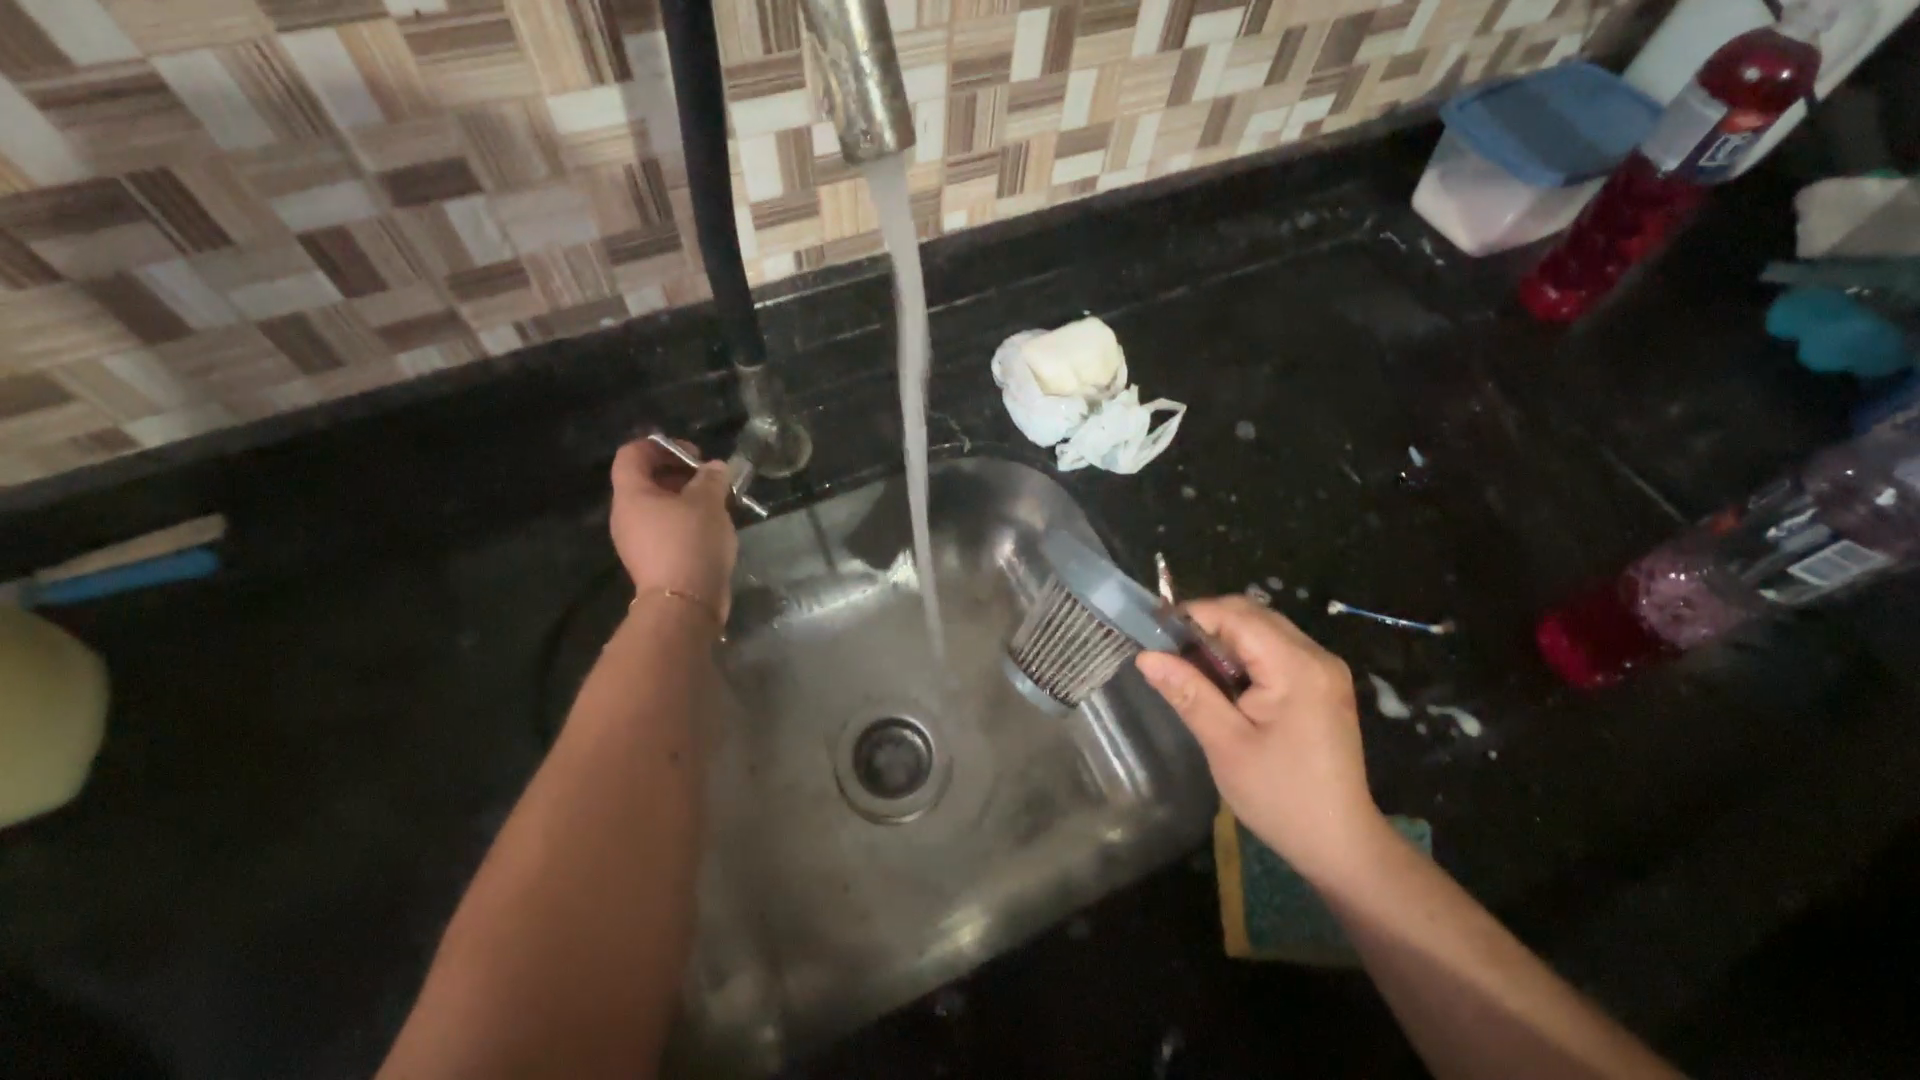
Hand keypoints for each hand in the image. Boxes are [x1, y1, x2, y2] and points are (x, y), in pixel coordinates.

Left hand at [609, 439, 738, 620]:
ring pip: (657, 507)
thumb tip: (714, 468)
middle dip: (678, 472)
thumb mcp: (708, 503)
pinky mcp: (651, 560)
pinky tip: (710, 529)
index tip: (692, 454)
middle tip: (709, 478)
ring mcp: (636, 541)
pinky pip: (664, 529)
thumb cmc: (690, 543)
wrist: (684, 604)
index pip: (632, 454)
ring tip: (715, 503)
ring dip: (684, 498)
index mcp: (631, 495)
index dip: (660, 445)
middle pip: (645, 480)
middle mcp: (626, 516)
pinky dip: (685, 521)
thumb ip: (711, 479)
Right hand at [1136, 596, 1380, 883]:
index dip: (1193, 616)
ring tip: (1191, 669)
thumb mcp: (1225, 745)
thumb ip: (1188, 693)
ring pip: (1265, 630)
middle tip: (1169, 654)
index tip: (1154, 633)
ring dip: (1226, 640)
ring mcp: (1325, 670)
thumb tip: (1146, 656)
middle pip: (1254, 615)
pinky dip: (1247, 655)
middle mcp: (1317, 656)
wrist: (1339, 841)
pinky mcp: (1324, 685)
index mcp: (1296, 667)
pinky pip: (1278, 650)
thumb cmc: (1279, 796)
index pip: (1237, 615)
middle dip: (1208, 625)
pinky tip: (1225, 683)